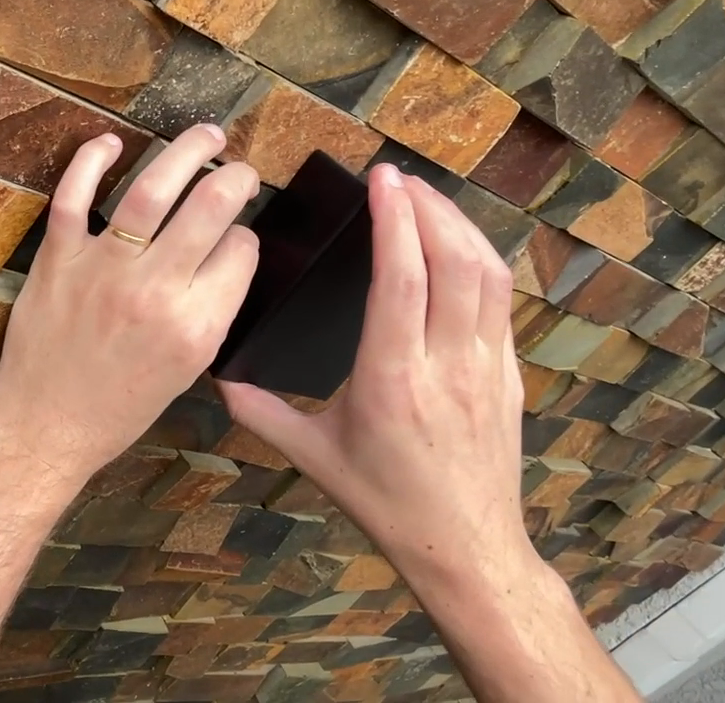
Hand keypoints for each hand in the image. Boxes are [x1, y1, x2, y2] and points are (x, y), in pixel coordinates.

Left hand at [0, 124, 261, 488]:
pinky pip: (74, 197)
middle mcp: (154, 292)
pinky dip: (91, 161)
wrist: (48, 424)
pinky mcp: (57, 260)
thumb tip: (228, 249)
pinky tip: (111, 143)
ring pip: (152, 191)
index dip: (244, 233)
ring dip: (185, 151)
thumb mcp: (187, 368)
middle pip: (211, 207)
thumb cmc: (120, 404)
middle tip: (238, 167)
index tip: (235, 232)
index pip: (241, 250)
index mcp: (196, 325)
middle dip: (235, 176)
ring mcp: (102, 270)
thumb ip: (211, 309)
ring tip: (205, 135)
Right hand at [219, 166, 531, 584]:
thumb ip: (259, 411)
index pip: (402, 281)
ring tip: (427, 196)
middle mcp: (447, 364)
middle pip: (455, 263)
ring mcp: (488, 368)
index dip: (396, 222)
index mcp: (391, 378)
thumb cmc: (384, 501)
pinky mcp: (509, 375)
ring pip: (489, 276)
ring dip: (460, 225)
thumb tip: (215, 375)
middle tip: (398, 176)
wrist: (467, 548)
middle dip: (430, 208)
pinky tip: (458, 243)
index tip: (382, 180)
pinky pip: (502, 301)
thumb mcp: (311, 456)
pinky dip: (481, 257)